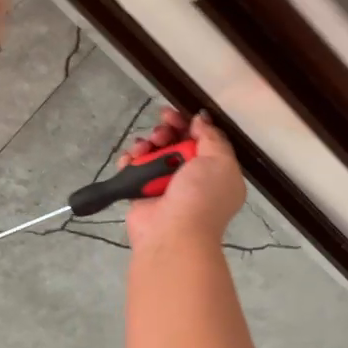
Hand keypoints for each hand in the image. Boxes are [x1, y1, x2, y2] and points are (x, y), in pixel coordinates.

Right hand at [123, 108, 244, 249]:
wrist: (172, 232)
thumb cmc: (200, 196)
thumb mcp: (219, 162)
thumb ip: (211, 137)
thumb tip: (200, 120)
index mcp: (215, 169)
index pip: (200, 138)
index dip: (186, 123)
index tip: (172, 115)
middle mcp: (190, 176)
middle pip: (173, 142)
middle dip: (163, 133)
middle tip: (158, 134)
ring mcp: (164, 184)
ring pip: (151, 153)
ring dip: (144, 146)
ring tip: (142, 150)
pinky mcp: (140, 192)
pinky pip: (132, 169)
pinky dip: (128, 161)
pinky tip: (128, 161)